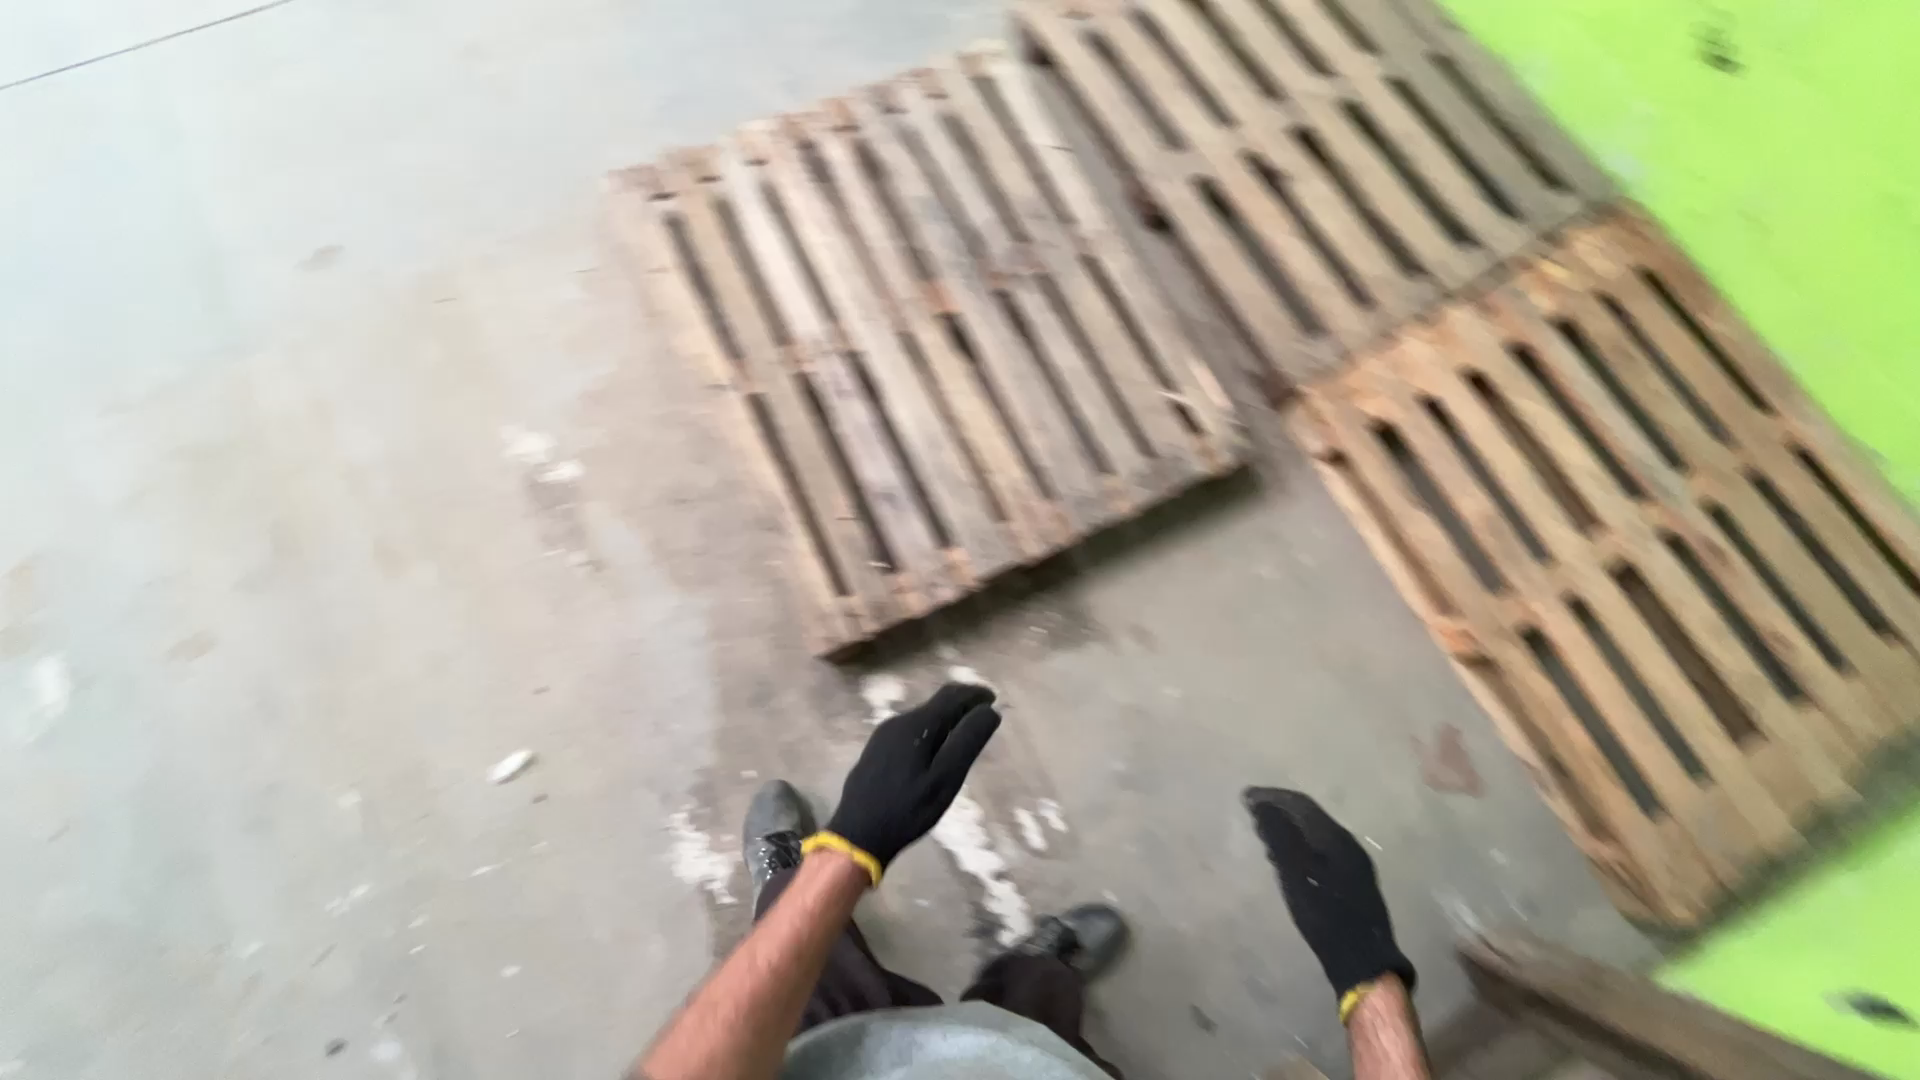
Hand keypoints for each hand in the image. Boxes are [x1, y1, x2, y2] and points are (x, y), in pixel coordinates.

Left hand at [824, 683, 1000, 874]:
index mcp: (916, 724)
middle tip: (983, 722)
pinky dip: (930, 734)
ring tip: (963, 740)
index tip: (993, 700)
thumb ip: (968, 742)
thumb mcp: (946, 778)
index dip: (975, 694)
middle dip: (962, 708)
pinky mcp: (876, 749)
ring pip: (923, 719)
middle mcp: (897, 721)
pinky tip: (935, 755)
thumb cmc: (907, 810)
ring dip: (946, 722)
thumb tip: (990, 711)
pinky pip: (911, 732)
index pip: (951, 695)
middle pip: (936, 705)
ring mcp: (883, 735)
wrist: (857, 835)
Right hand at [1243, 787, 1414, 998]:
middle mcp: (1349, 844)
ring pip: (1315, 832)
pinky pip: (1321, 847)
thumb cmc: (1325, 916)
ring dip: (1289, 827)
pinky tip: (1286, 855)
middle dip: (1279, 809)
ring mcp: (1354, 862)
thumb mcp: (1295, 876)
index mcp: (1337, 838)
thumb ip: (1279, 838)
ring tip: (1263, 830)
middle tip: (1252, 810)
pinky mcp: (1353, 879)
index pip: (1301, 804)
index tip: (1246, 796)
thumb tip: (1260, 805)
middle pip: (1310, 815)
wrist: (1363, 962)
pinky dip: (1299, 843)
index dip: (1272, 796)